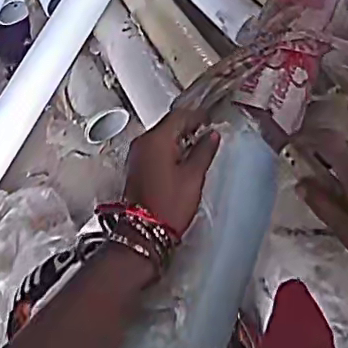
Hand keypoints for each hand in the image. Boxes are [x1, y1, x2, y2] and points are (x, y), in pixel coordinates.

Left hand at [122, 83, 222, 236]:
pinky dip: (168, 149)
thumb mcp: (193, 176)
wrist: (144, 231)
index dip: (197, 116)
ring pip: (160, 136)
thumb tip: (211, 136)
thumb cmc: (167, 206)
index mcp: (156, 140)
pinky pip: (154, 148)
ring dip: (178, 138)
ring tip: (196, 147)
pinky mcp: (136, 166)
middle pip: (168, 124)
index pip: (179, 116)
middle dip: (187, 126)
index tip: (209, 120)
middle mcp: (142, 143)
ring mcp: (137, 154)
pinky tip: (180, 160)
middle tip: (206, 133)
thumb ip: (204, 151)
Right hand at [293, 128, 347, 285]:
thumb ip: (321, 203)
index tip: (288, 145)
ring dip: (333, 161)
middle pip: (338, 144)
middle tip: (299, 166)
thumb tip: (302, 183)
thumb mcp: (346, 230)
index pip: (325, 139)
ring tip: (319, 182)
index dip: (304, 138)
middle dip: (317, 150)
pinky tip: (344, 192)